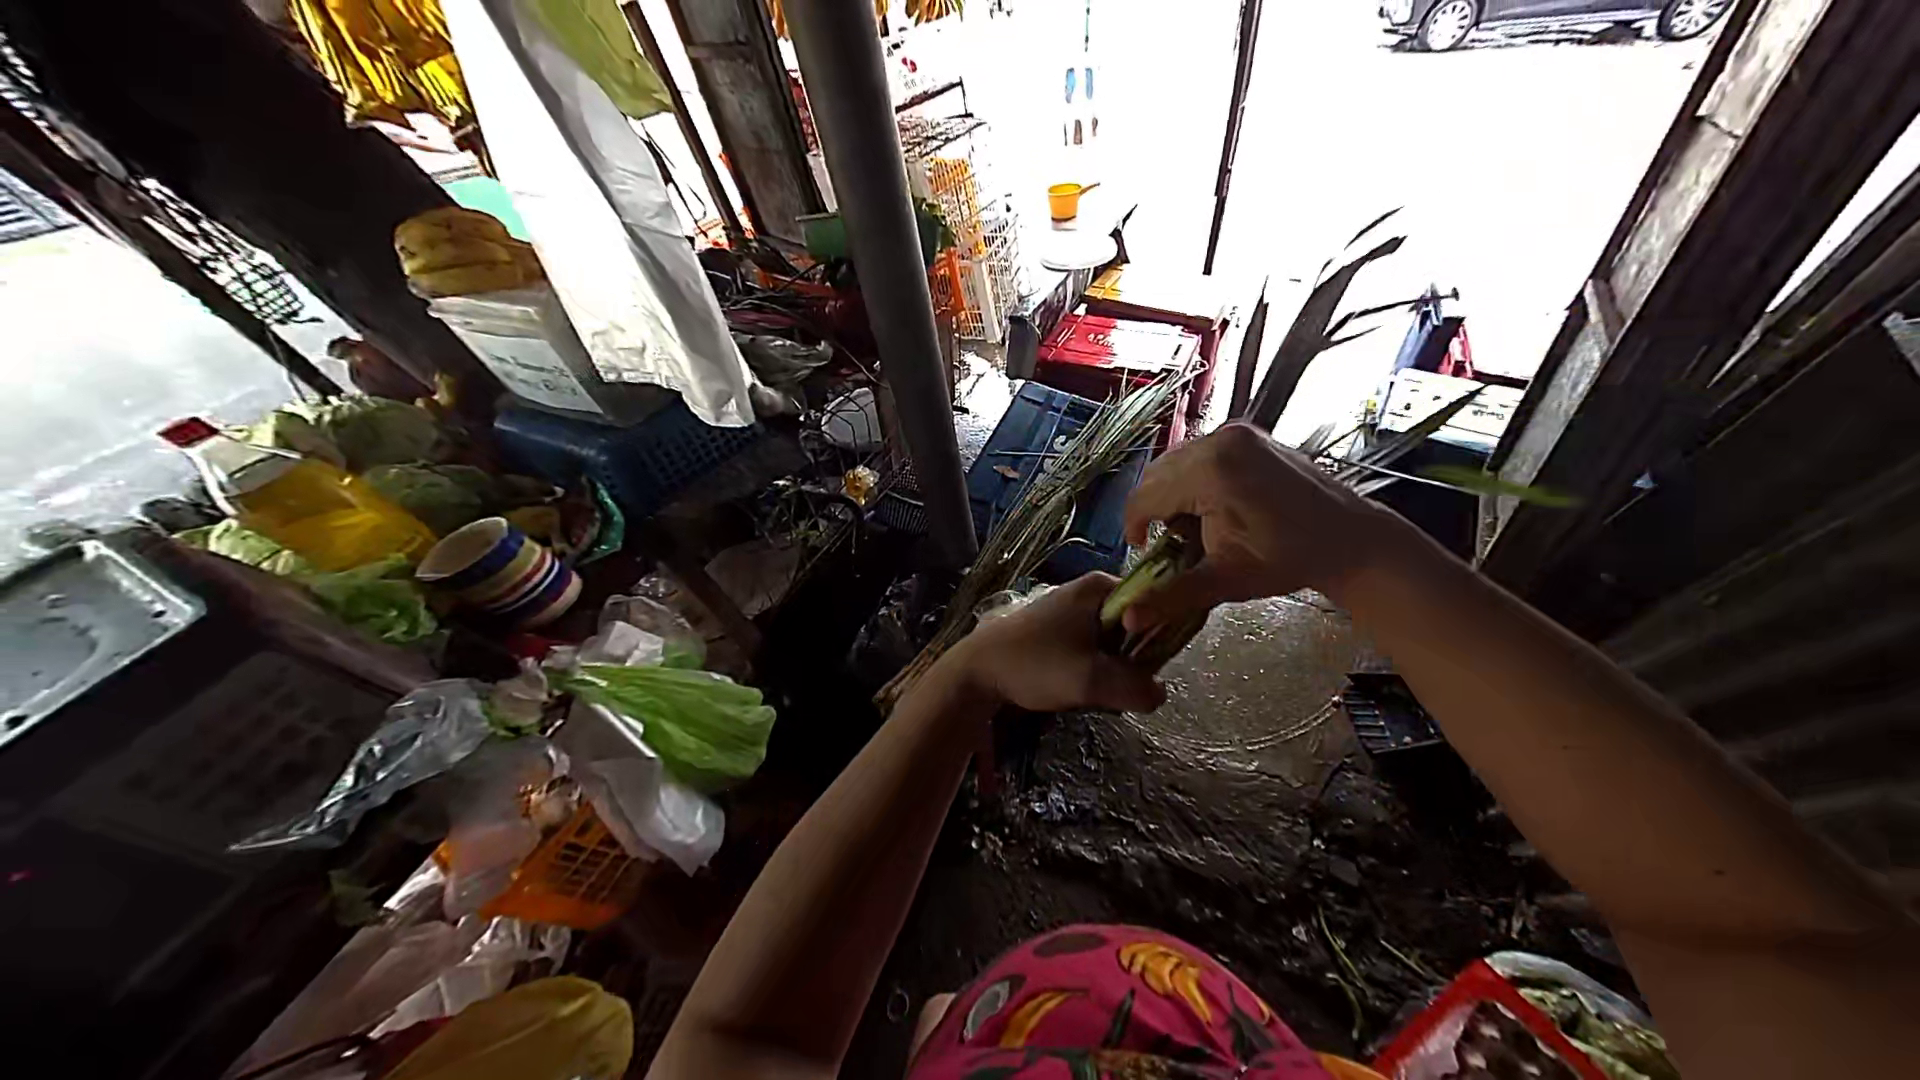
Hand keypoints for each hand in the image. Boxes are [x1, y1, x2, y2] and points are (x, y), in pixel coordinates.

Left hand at [947, 573, 1165, 712]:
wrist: (977, 672)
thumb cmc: (1034, 665)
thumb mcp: (1091, 681)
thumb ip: (1136, 687)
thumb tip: (1160, 692)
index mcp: (1102, 586)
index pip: (1156, 604)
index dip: (1162, 637)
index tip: (1148, 668)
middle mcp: (1090, 590)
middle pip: (1137, 625)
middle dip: (1133, 659)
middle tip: (1115, 684)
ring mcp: (1074, 609)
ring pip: (1115, 641)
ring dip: (1112, 668)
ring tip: (1093, 688)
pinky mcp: (1061, 628)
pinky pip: (1095, 648)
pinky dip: (1093, 668)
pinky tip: (1078, 685)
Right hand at [1120, 423, 1395, 629]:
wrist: (1350, 538)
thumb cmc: (1289, 560)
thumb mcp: (1226, 580)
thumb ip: (1171, 596)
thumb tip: (1125, 620)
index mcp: (1210, 472)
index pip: (1144, 496)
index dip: (1133, 526)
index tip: (1142, 551)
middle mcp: (1217, 441)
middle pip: (1155, 475)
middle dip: (1152, 510)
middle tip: (1169, 543)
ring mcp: (1234, 432)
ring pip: (1173, 463)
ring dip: (1169, 494)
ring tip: (1190, 526)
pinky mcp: (1245, 433)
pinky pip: (1196, 454)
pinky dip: (1190, 480)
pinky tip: (1209, 505)